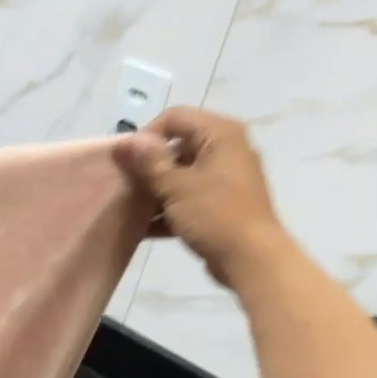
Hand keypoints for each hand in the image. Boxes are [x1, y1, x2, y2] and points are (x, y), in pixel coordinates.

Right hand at [113, 107, 285, 287]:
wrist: (251, 259)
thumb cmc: (215, 214)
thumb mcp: (176, 186)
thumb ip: (149, 162)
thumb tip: (126, 142)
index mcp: (220, 134)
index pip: (174, 118)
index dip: (147, 136)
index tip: (127, 161)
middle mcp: (226, 150)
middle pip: (177, 147)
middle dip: (148, 166)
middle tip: (125, 185)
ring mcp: (225, 180)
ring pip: (181, 176)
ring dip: (155, 190)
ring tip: (130, 207)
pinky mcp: (221, 206)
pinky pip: (189, 199)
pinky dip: (168, 210)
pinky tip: (144, 228)